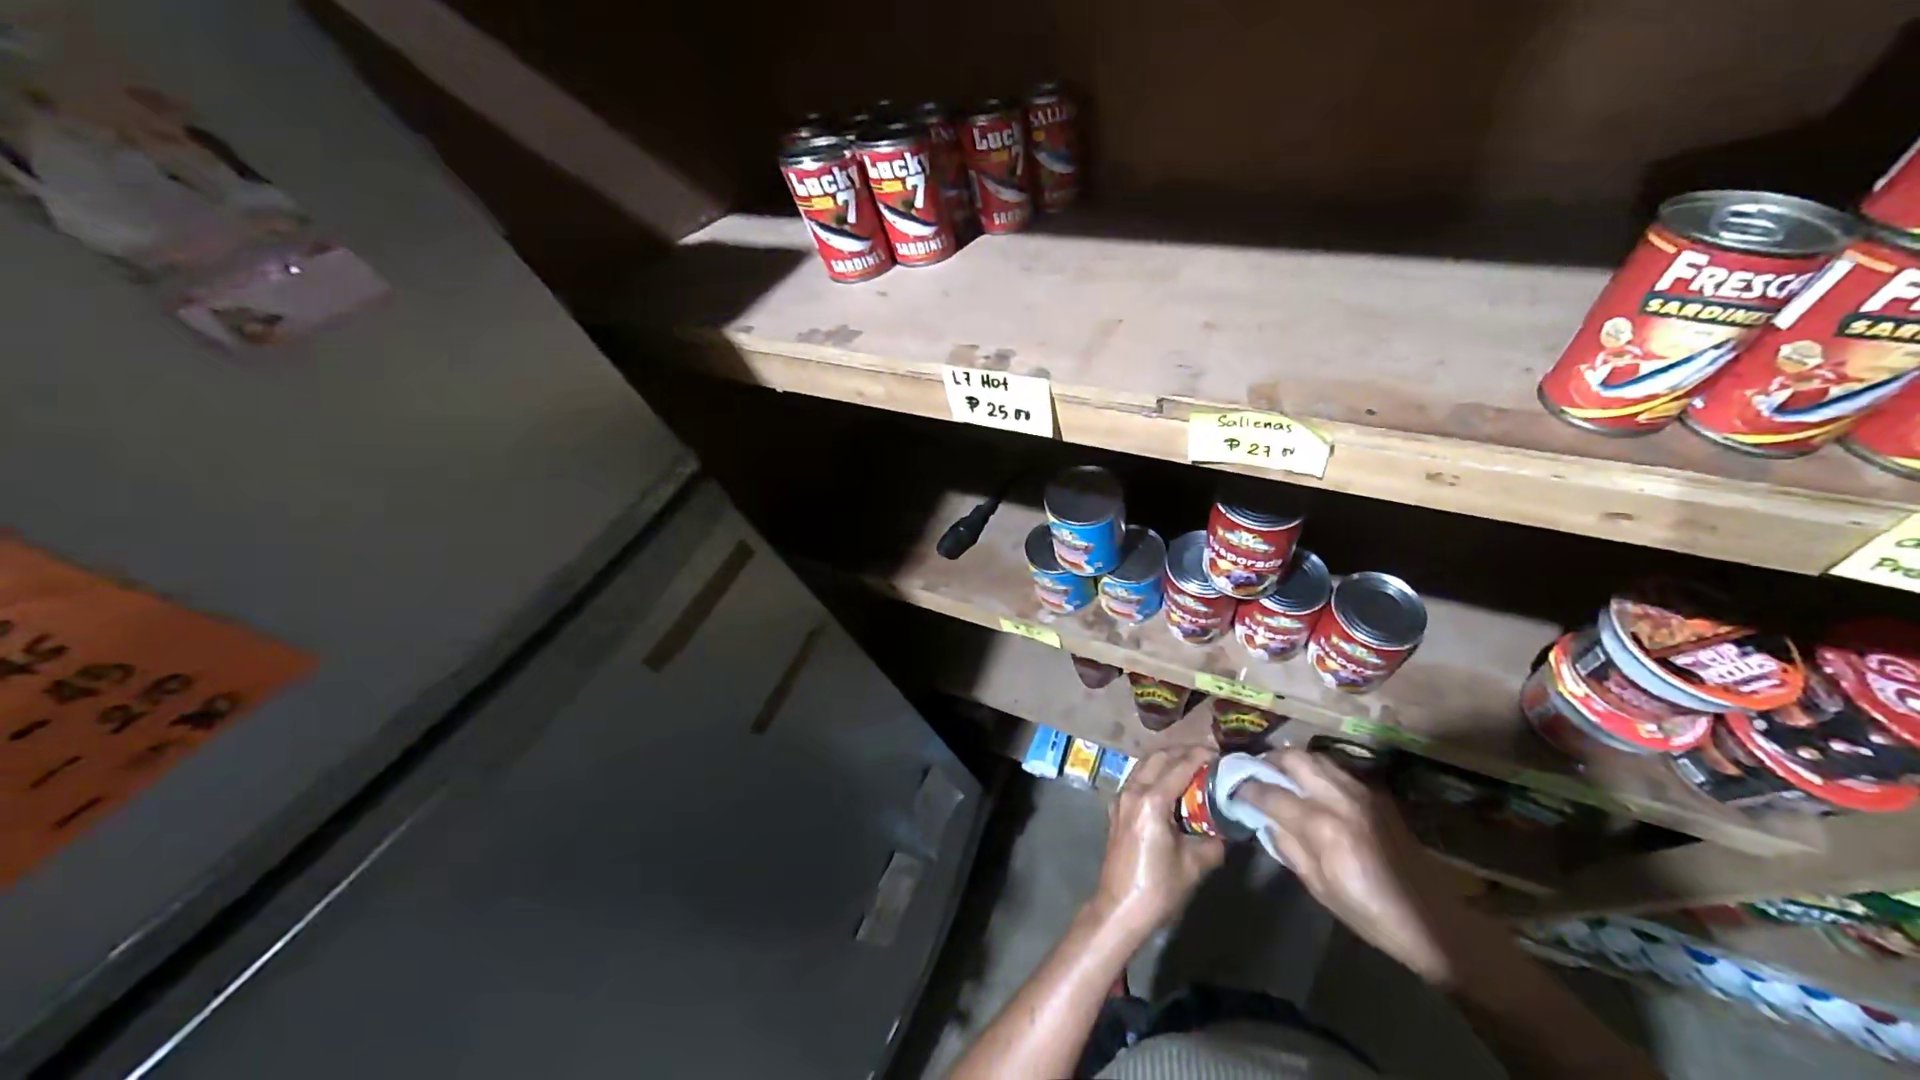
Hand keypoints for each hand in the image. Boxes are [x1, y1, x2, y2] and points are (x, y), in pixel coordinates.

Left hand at [1089, 747, 1226, 936]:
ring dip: (1168, 761)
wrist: (1120, 907)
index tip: (1222, 754)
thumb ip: (1215, 838)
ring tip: (1194, 768)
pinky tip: (1173, 786)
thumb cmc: (1159, 887)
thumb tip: (1227, 823)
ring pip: (1145, 765)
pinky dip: (1156, 774)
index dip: (1202, 756)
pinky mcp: (1117, 809)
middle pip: (1159, 757)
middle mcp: (1132, 792)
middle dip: (1184, 753)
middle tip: (1209, 758)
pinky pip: (1138, 779)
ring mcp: (1120, 798)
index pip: (1180, 766)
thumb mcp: (1196, 863)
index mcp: (1151, 801)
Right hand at [1237, 749, 1468, 984]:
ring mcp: (1362, 792)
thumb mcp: (1318, 887)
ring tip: (1279, 775)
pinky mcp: (1377, 794)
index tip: (1231, 789)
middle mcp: (1340, 799)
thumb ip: (1286, 846)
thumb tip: (1262, 819)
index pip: (1269, 791)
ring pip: (1316, 757)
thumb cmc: (1370, 913)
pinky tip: (1310, 786)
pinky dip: (1315, 770)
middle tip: (1254, 773)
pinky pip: (1336, 769)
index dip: (1245, 788)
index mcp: (1322, 827)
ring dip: (1291, 761)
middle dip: (1267, 761)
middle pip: (1293, 759)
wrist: (1436, 920)